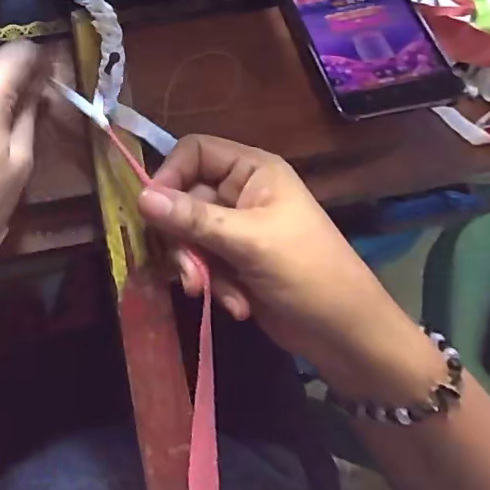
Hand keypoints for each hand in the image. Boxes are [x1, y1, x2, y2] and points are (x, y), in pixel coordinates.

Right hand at [138, 135, 445, 403]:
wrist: (349, 338)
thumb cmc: (309, 274)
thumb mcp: (249, 242)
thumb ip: (193, 219)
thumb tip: (140, 197)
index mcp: (252, 170)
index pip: (194, 151)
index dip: (170, 175)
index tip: (152, 208)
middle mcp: (240, 191)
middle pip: (183, 197)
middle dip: (183, 238)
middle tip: (187, 270)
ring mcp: (235, 227)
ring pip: (187, 233)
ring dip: (195, 265)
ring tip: (209, 292)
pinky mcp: (232, 259)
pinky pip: (200, 259)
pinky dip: (210, 281)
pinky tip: (234, 304)